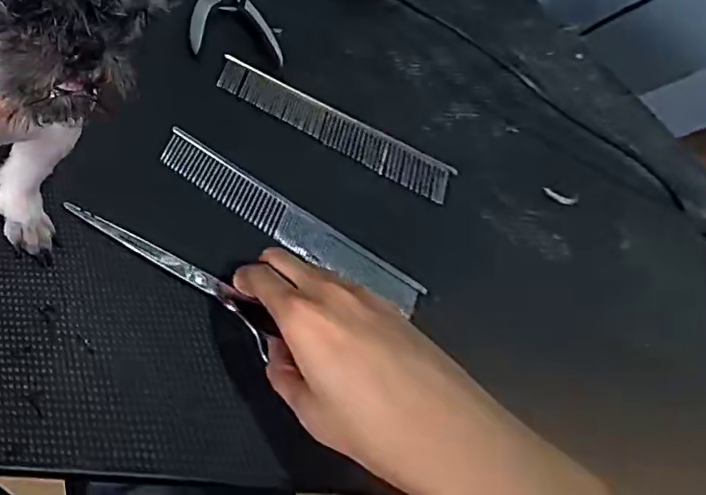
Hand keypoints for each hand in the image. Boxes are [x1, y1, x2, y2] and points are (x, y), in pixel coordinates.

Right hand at [235, 250, 606, 494]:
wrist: (468, 449)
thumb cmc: (392, 436)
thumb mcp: (312, 416)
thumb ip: (281, 375)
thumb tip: (279, 358)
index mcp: (301, 317)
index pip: (255, 274)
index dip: (239, 279)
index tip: (237, 290)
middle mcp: (331, 296)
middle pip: (280, 256)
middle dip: (264, 270)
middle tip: (261, 296)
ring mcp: (365, 298)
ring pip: (314, 269)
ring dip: (298, 281)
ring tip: (305, 320)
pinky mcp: (394, 310)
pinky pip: (347, 286)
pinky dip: (332, 295)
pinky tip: (344, 332)